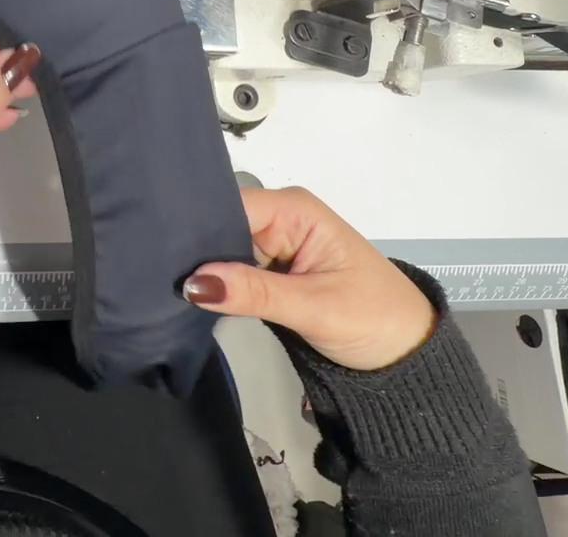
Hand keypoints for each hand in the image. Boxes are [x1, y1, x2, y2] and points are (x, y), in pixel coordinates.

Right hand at [183, 187, 437, 370]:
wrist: (409, 360)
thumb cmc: (375, 321)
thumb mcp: (314, 308)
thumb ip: (253, 292)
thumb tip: (193, 282)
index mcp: (293, 209)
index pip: (231, 206)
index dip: (198, 227)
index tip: (163, 249)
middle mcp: (279, 217)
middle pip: (221, 224)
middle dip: (197, 251)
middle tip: (158, 272)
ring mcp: (273, 243)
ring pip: (222, 249)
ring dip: (203, 269)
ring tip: (167, 283)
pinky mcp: (269, 269)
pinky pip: (231, 269)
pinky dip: (216, 283)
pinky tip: (190, 292)